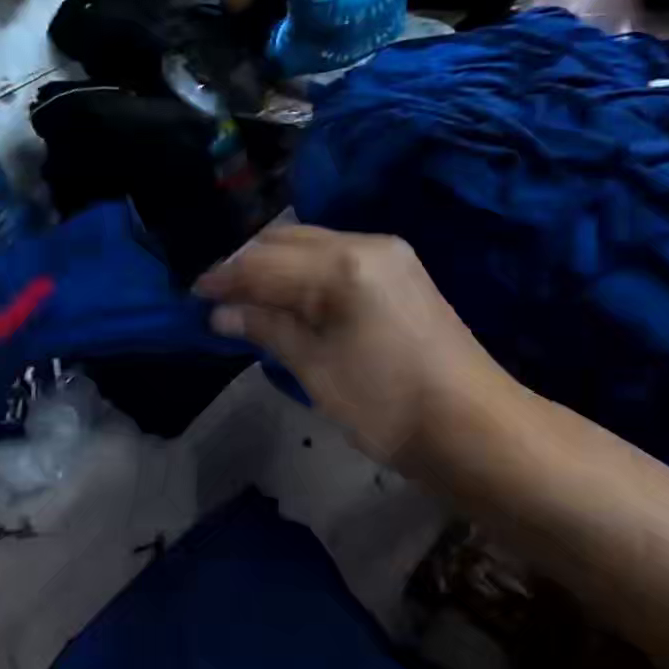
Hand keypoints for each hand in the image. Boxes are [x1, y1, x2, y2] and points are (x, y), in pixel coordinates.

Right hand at [193, 225, 518, 458]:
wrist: (476, 429)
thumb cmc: (388, 406)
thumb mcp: (316, 369)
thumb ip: (267, 328)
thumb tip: (220, 313)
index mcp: (343, 267)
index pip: (265, 262)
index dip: (225, 277)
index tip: (192, 292)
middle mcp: (366, 244)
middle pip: (286, 239)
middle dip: (247, 264)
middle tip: (216, 294)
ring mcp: (387, 253)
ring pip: (310, 243)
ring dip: (274, 264)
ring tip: (244, 294)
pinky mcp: (399, 269)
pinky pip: (334, 256)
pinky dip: (303, 270)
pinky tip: (287, 293)